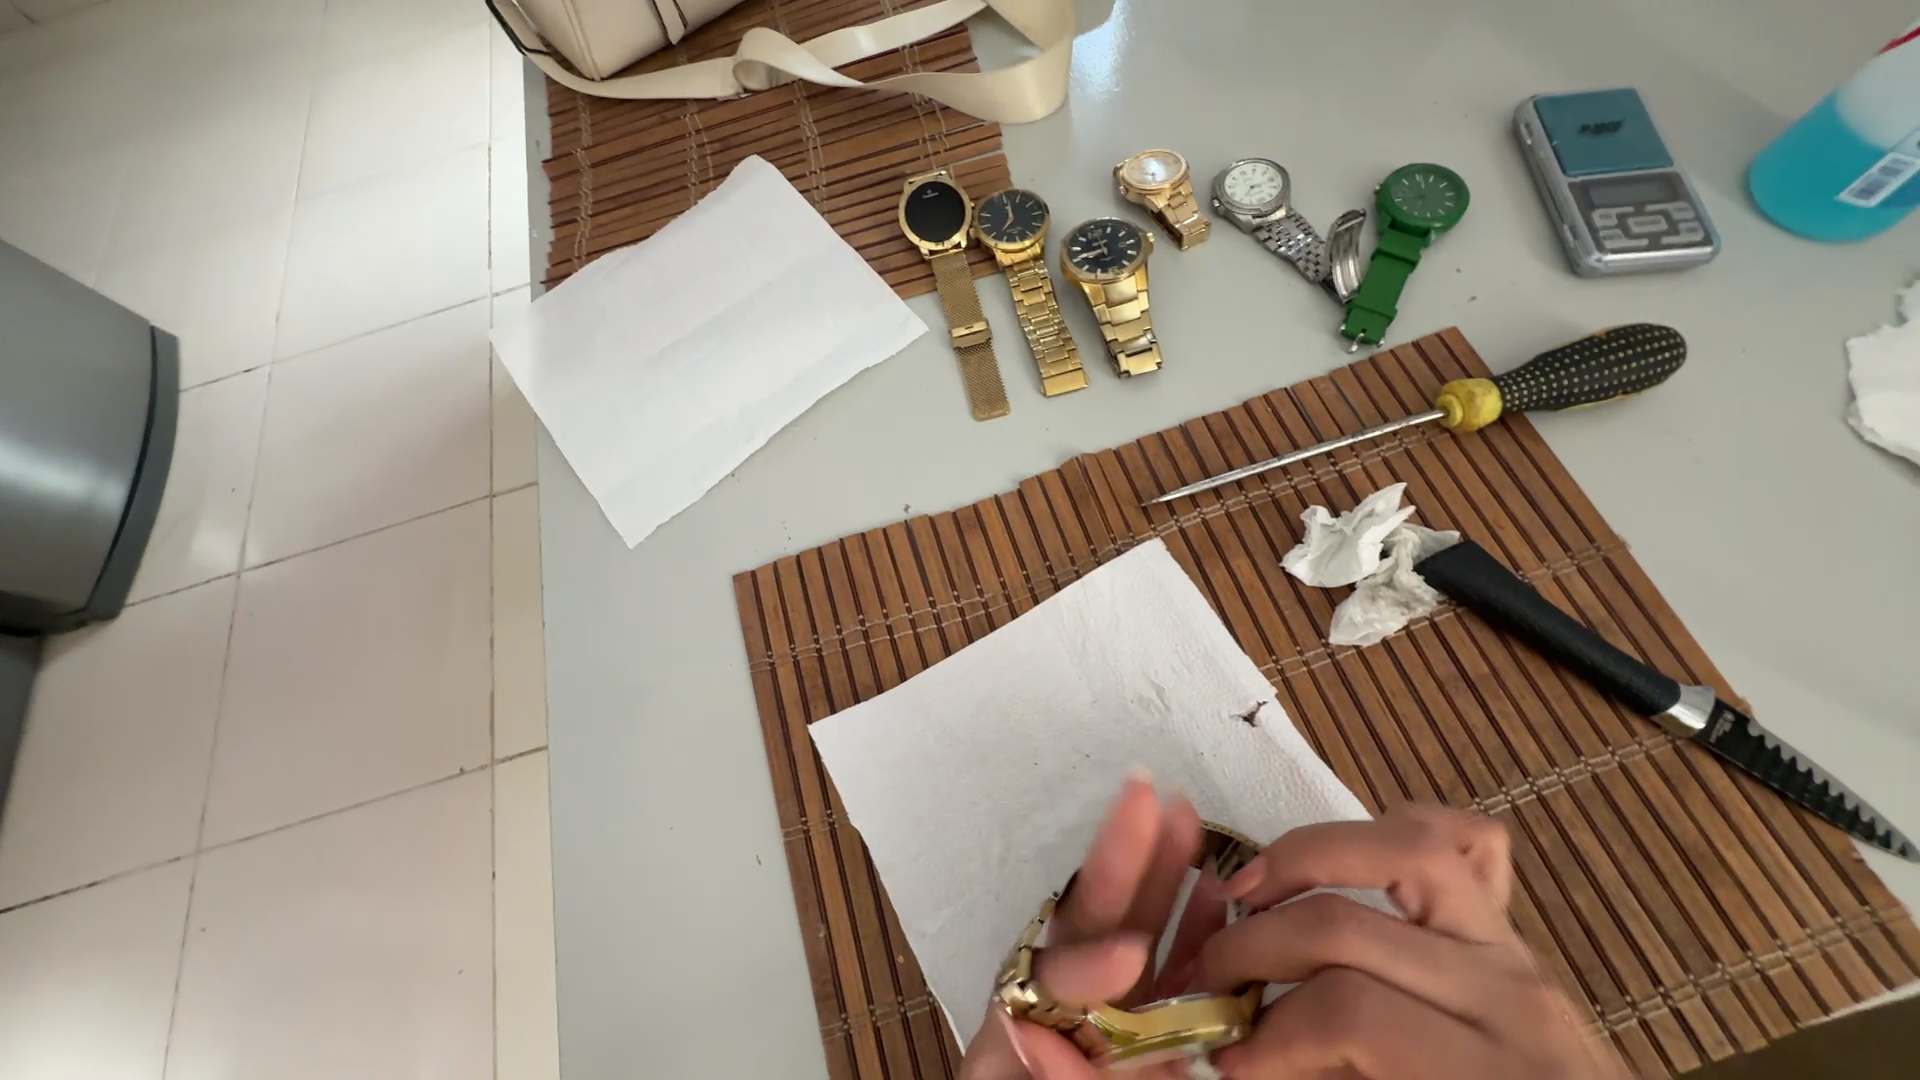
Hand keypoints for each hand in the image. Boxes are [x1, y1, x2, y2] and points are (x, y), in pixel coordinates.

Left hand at [959, 770, 1228, 1079]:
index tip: (1125, 958)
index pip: (1057, 966)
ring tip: (1188, 817)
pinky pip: (1184, 982)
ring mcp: (1119, 1019)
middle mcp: (1076, 1003)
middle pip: (1100, 921)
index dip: (1088, 958)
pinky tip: (1219, 895)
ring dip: (1168, 877)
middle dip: (1125, 859)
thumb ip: (1026, 1065)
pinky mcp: (1163, 1045)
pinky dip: (1203, 938)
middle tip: (1146, 794)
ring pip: (1147, 934)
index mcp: (1029, 1010)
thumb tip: (1042, 1030)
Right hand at [1201, 804, 1630, 1079]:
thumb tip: (1230, 1048)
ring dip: (1302, 856)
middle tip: (1212, 976)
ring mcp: (1513, 945)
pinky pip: (1468, 839)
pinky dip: (1400, 825)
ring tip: (1250, 890)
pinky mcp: (1510, 925)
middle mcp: (1508, 992)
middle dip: (1256, 946)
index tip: (1227, 1056)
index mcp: (1487, 1071)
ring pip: (1403, 844)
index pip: (1349, 1014)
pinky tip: (1347, 855)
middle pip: (1346, 926)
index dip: (1270, 1035)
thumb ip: (1322, 1077)